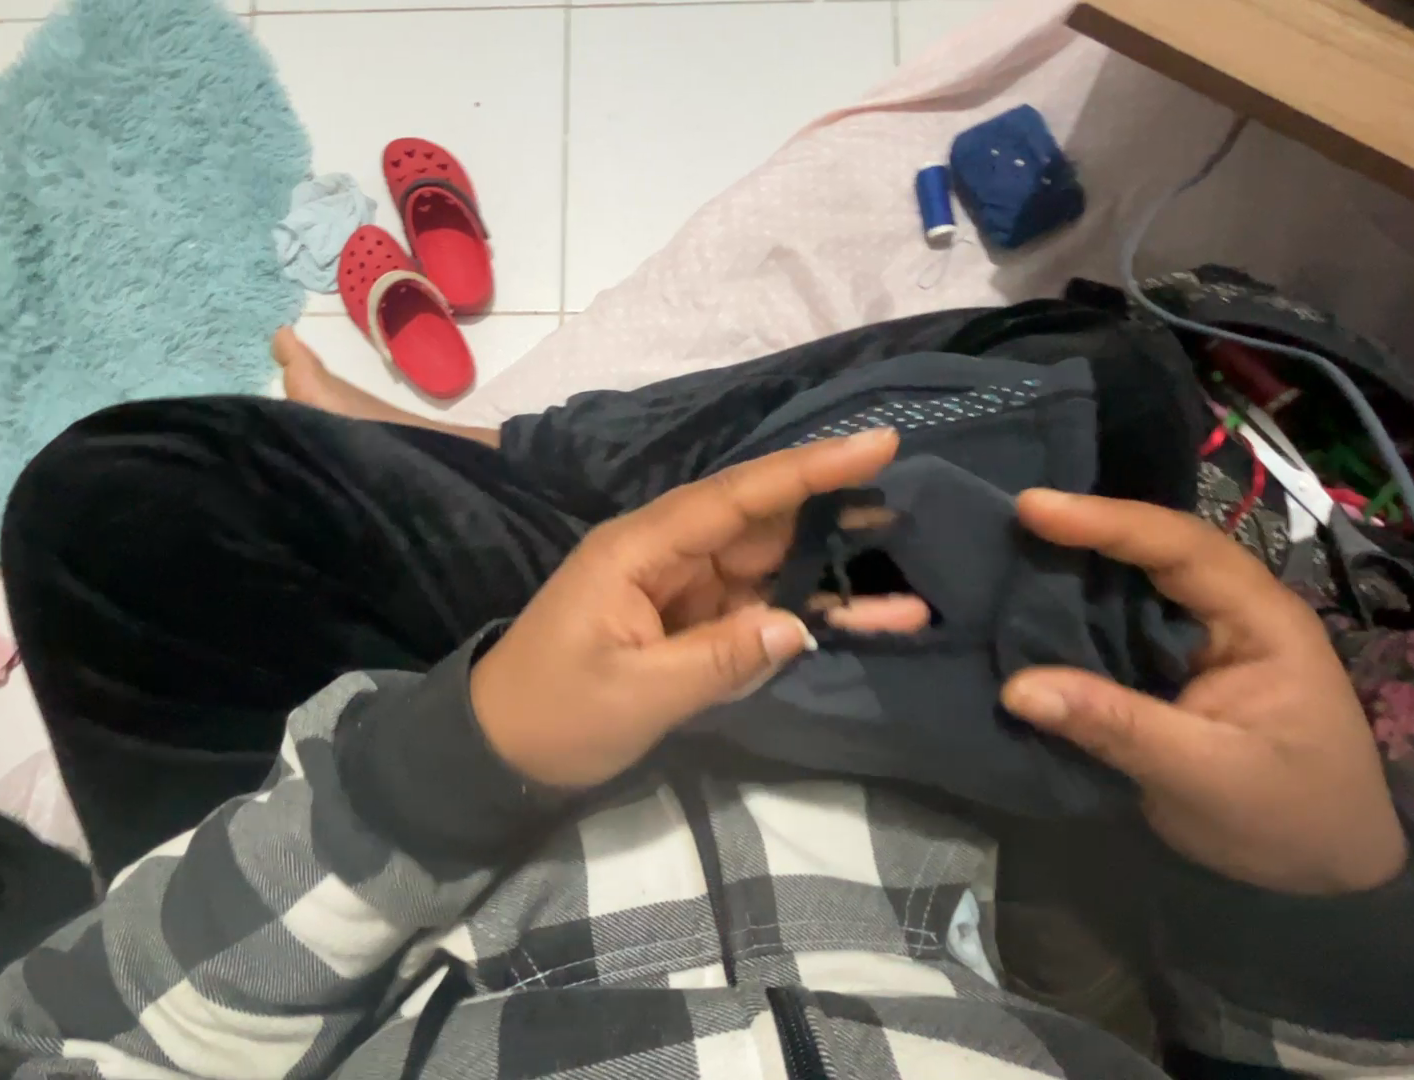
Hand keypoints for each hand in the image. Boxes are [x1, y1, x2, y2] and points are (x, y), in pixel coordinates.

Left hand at [471, 428, 929, 789]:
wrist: (503, 746)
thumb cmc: (556, 713)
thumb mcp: (636, 694)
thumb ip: (719, 658)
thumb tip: (798, 626)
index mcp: (638, 550)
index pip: (732, 498)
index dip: (806, 470)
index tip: (875, 445)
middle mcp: (662, 555)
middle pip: (757, 522)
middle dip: (830, 510)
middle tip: (909, 499)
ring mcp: (678, 591)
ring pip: (765, 566)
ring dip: (828, 569)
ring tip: (906, 564)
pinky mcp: (688, 625)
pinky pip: (754, 610)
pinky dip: (803, 615)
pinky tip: (862, 619)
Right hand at [1001, 491, 1406, 895]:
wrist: (1316, 874)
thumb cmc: (1290, 817)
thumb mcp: (1207, 775)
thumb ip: (1116, 727)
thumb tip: (1016, 688)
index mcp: (1259, 621)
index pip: (1182, 548)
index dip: (1107, 522)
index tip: (1031, 509)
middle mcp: (1220, 613)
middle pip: (1147, 549)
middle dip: (1077, 530)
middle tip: (998, 520)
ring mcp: (1184, 638)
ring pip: (1119, 584)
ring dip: (1060, 568)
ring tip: (991, 551)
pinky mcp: (1152, 665)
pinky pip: (1099, 624)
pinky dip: (1055, 614)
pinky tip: (1011, 608)